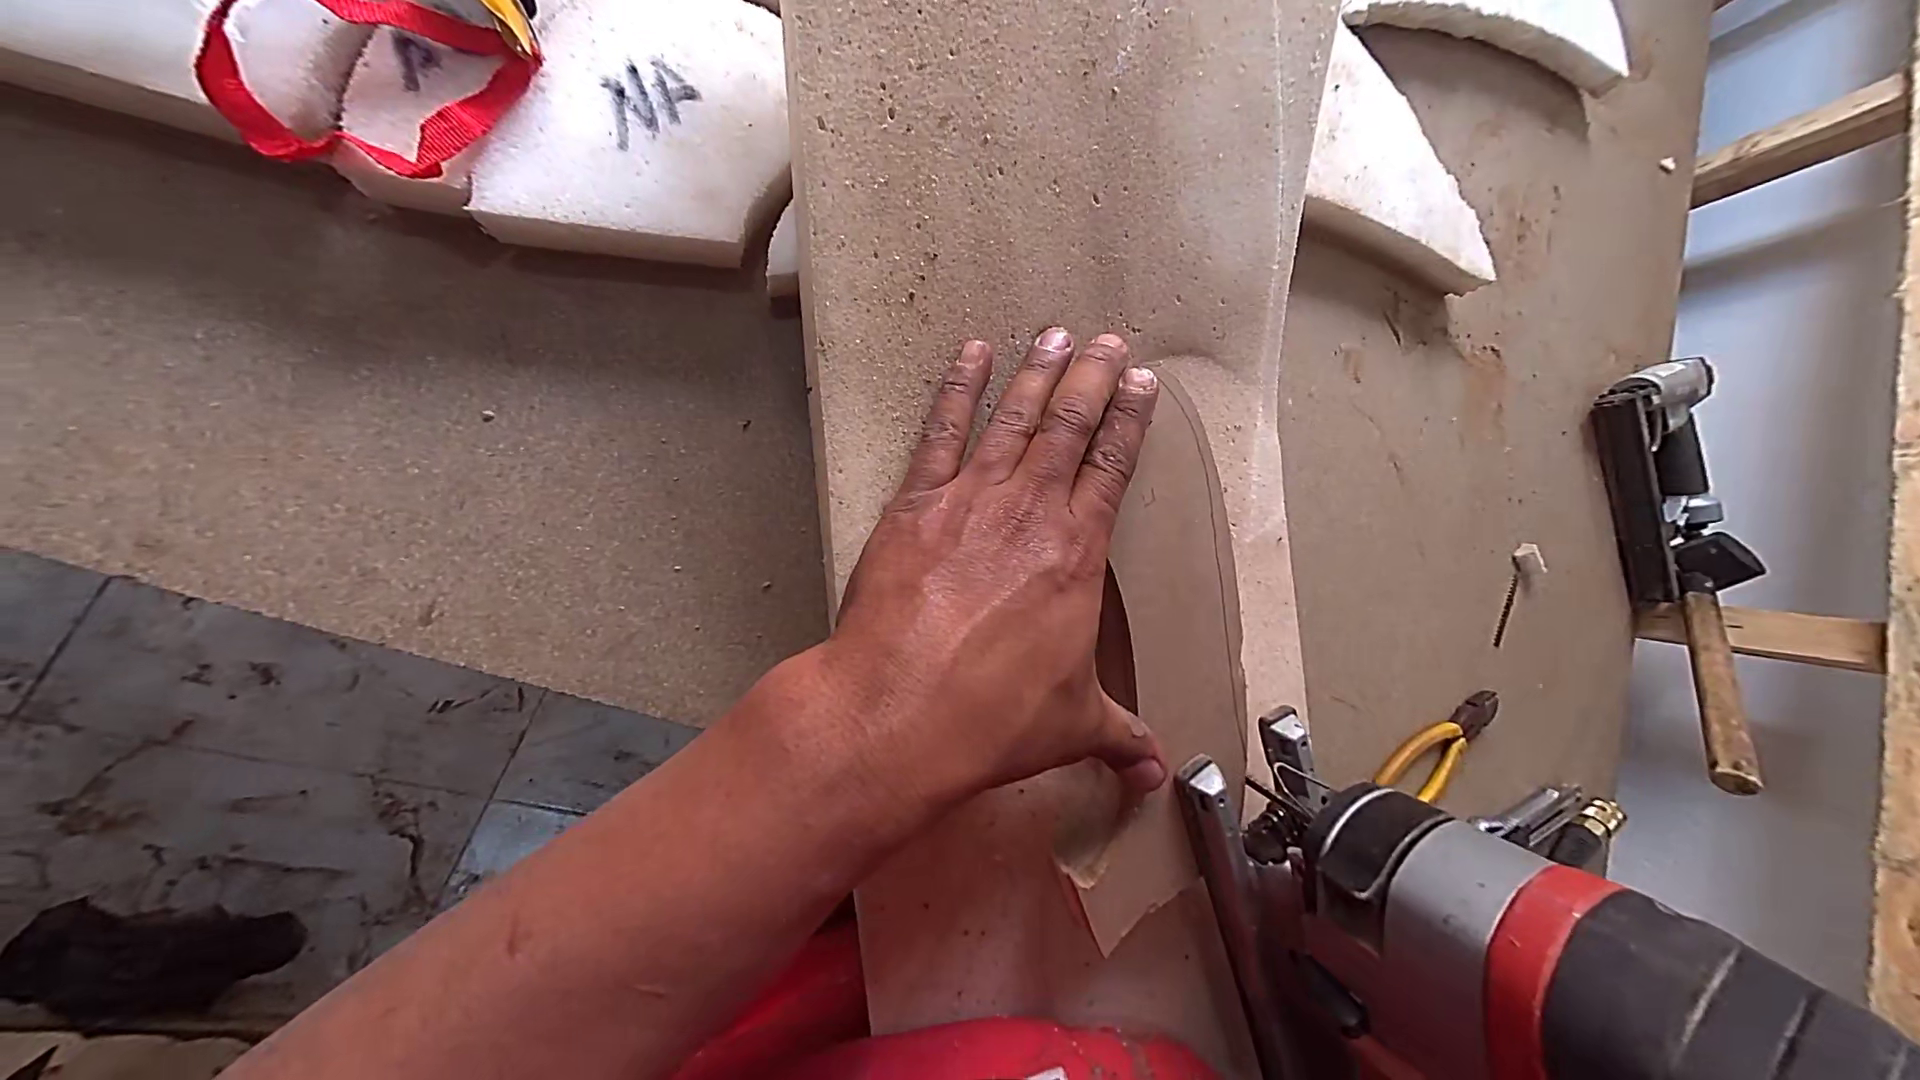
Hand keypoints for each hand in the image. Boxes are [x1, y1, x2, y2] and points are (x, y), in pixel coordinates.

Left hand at [818, 328, 1165, 809]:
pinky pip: (942, 431)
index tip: (1142, 383)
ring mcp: (972, 499)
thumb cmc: (994, 717)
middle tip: (1109, 339)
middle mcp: (1031, 512)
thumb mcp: (1073, 724)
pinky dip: (957, 388)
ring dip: (1037, 371)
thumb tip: (1159, 771)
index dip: (1130, 421)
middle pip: (1070, 426)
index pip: (1113, 467)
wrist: (902, 710)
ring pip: (1014, 417)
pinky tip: (969, 354)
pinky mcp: (917, 503)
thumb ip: (1122, 736)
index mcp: (1076, 553)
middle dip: (1093, 377)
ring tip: (1055, 332)